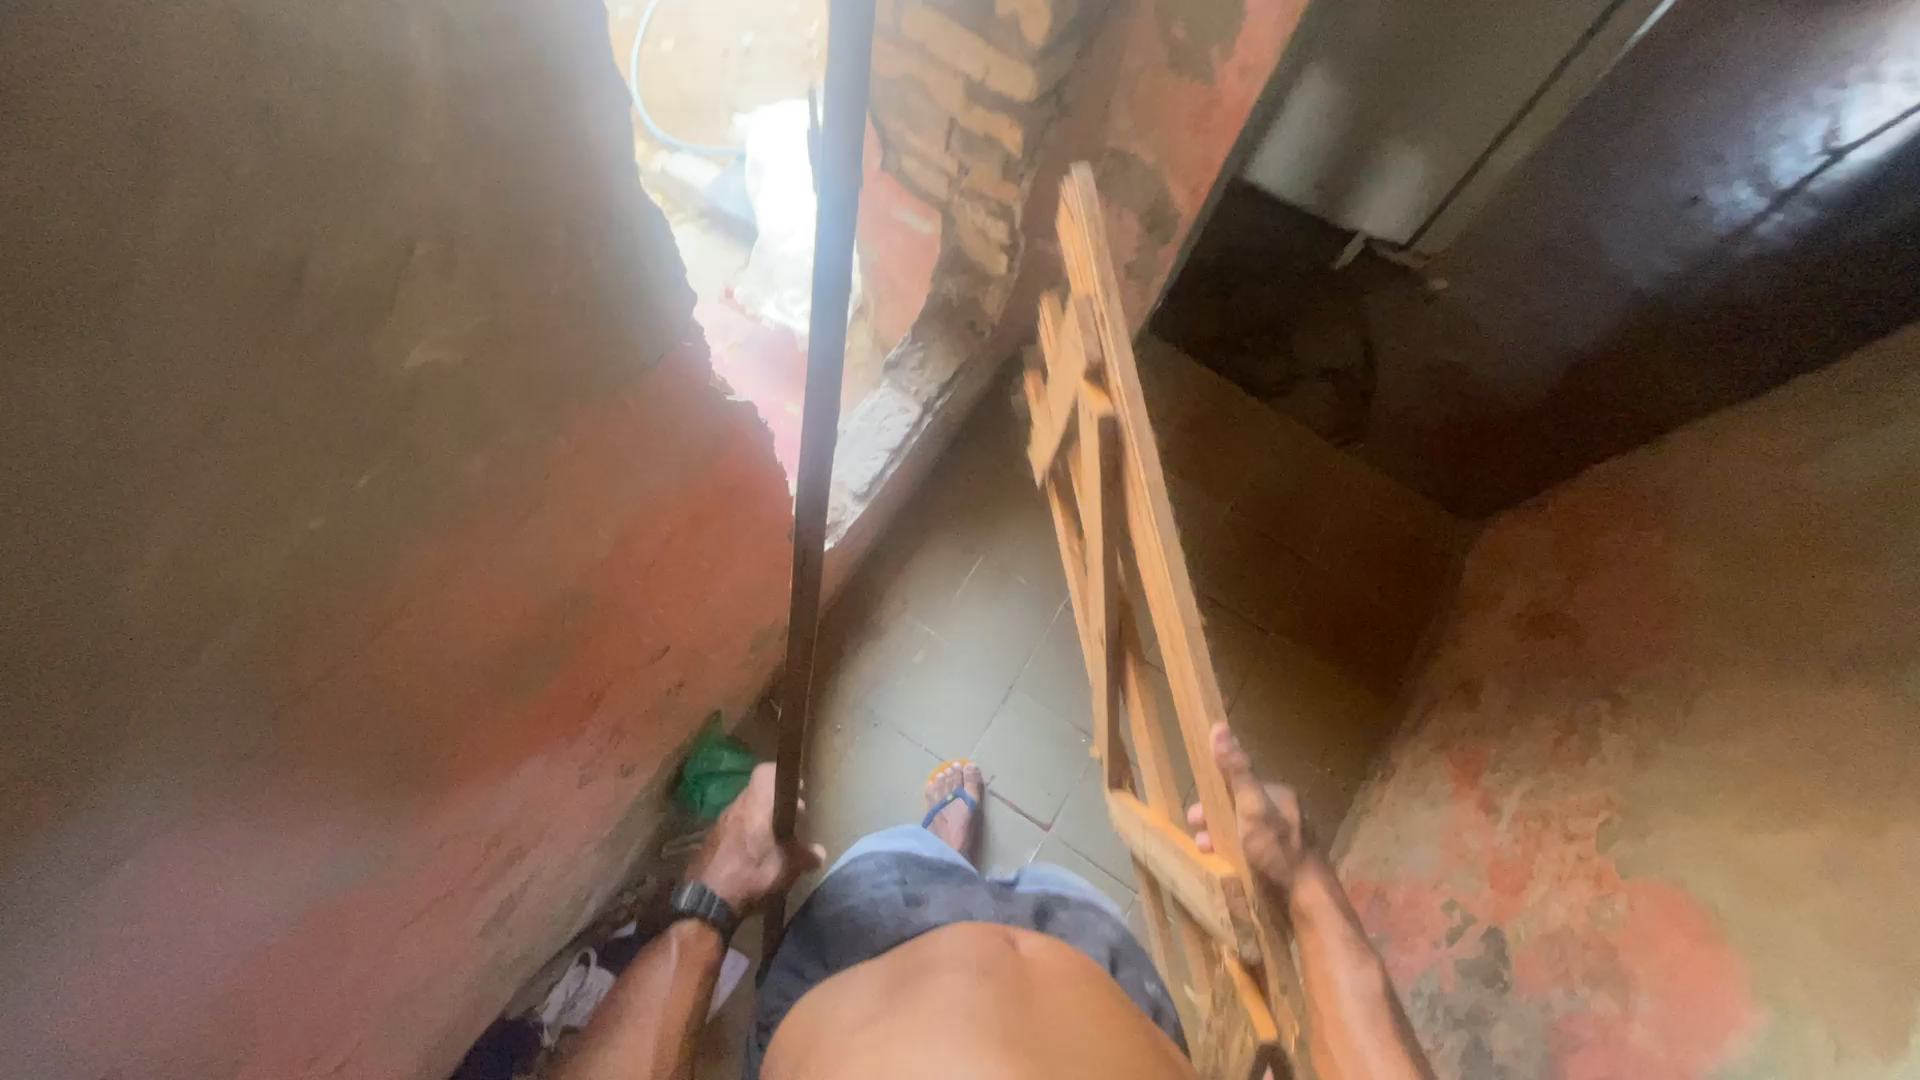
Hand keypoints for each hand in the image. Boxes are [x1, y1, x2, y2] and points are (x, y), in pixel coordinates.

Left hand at [686, 763, 825, 912]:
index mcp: (756, 805)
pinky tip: (756, 855)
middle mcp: (737, 807)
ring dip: (762, 819)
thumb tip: (820, 853)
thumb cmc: (751, 874)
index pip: (765, 772)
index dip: (782, 777)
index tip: (797, 792)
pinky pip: (735, 826)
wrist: (705, 901)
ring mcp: (721, 823)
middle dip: (777, 803)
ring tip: (777, 841)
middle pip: (758, 792)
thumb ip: (804, 857)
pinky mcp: (712, 840)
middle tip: (794, 821)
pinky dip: (748, 833)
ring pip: (746, 809)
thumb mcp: (785, 869)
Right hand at [1187, 723, 1321, 900]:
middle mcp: (1287, 815)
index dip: (1216, 795)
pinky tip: (1228, 868)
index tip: (1197, 814)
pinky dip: (1237, 858)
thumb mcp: (1250, 805)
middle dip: (1215, 821)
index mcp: (1280, 796)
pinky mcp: (1286, 866)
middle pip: (1241, 809)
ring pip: (1245, 833)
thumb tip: (1218, 726)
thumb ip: (1235, 769)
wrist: (1307, 900)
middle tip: (1199, 837)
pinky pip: (1254, 854)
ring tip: (1207, 854)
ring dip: (1222, 840)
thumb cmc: (1276, 848)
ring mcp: (1288, 842)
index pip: (1241, 784)